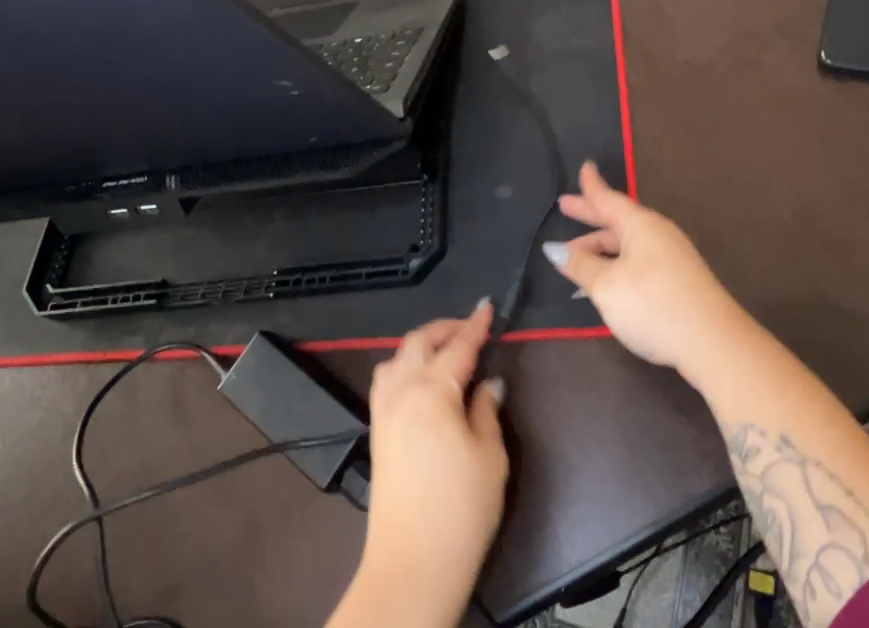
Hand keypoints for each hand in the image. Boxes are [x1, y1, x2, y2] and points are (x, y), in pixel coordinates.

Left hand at [361, 301, 508, 592]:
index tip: (488, 306)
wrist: (413, 561)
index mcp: (432, 392)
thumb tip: (488, 385)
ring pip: (395, 359)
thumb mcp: (490, 456)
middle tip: (472, 327)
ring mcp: (383, 413)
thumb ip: (487, 411)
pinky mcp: (377, 433)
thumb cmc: (461, 508)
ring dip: (421, 346)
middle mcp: (401, 393)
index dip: (475, 325)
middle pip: (418, 343)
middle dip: (445, 328)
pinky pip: (386, 382)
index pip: (458, 346)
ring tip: (447, 351)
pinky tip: (423, 380)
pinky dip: (405, 367)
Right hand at [544, 162, 750, 373]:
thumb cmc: (653, 304)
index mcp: (640, 225)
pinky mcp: (677, 280)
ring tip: (574, 257)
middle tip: (565, 206)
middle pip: (617, 220)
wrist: (712, 342)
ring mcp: (670, 258)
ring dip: (600, 247)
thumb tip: (555, 250)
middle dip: (591, 216)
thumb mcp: (607, 285)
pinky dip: (615, 264)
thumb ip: (580, 266)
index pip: (609, 199)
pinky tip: (603, 282)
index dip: (592, 187)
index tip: (585, 166)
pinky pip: (637, 261)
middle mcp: (657, 235)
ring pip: (627, 244)